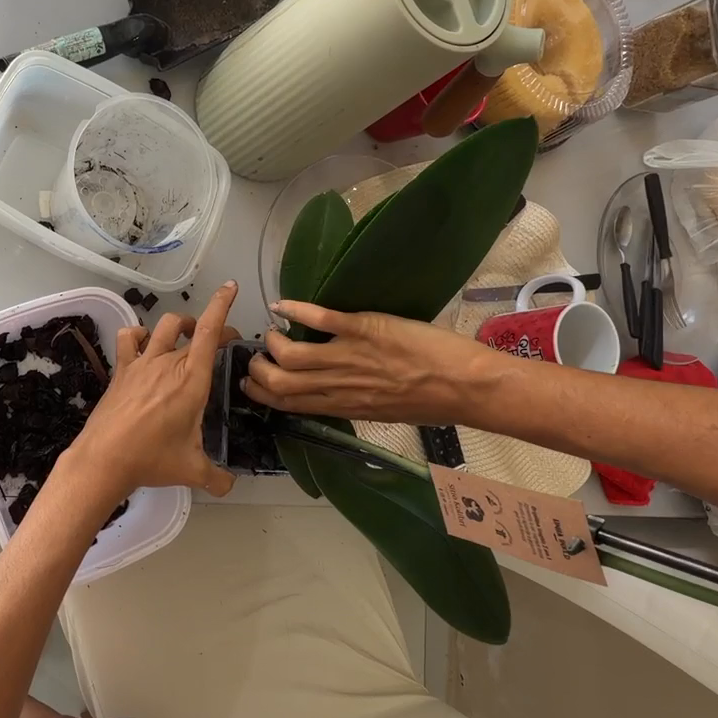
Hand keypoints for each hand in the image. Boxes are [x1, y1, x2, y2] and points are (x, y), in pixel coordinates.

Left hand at [64, 282, 239, 498]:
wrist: (104, 460)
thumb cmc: (151, 460)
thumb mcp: (192, 471)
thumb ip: (217, 477)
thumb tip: (229, 486)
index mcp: (192, 380)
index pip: (209, 332)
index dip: (221, 305)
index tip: (230, 288)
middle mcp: (167, 364)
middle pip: (191, 329)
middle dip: (209, 329)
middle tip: (218, 341)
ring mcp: (141, 364)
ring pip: (162, 327)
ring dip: (178, 325)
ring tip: (185, 334)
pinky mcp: (121, 371)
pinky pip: (129, 339)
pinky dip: (139, 335)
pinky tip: (144, 345)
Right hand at [241, 300, 497, 424]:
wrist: (466, 386)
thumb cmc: (433, 403)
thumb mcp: (385, 414)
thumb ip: (353, 404)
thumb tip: (333, 395)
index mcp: (344, 407)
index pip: (289, 404)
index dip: (262, 394)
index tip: (252, 383)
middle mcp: (339, 385)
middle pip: (280, 382)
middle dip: (257, 369)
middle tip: (255, 357)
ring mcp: (349, 356)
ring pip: (290, 353)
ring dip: (272, 341)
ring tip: (272, 331)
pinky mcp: (364, 329)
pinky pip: (320, 319)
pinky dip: (294, 309)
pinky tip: (281, 304)